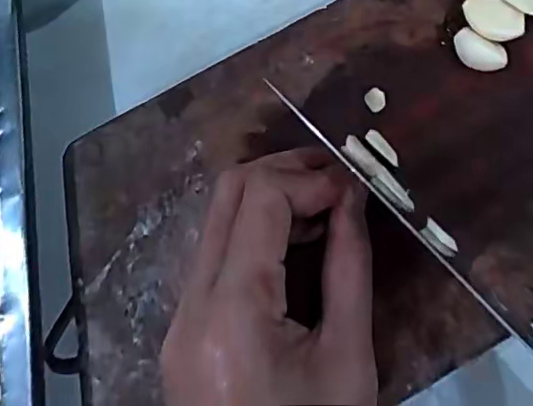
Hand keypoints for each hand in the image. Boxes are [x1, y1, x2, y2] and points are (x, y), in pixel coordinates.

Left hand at [162, 148, 376, 405]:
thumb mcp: (348, 361)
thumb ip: (350, 266)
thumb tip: (352, 195)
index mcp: (230, 313)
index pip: (260, 199)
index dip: (309, 179)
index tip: (352, 185)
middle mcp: (191, 305)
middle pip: (228, 194)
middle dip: (285, 171)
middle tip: (335, 176)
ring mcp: (180, 318)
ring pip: (217, 217)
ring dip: (269, 195)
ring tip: (322, 200)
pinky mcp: (184, 330)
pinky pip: (216, 253)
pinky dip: (255, 228)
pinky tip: (295, 234)